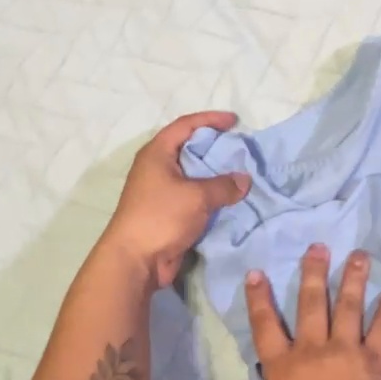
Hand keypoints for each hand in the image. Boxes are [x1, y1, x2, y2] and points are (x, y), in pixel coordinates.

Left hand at [100, 111, 251, 289]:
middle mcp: (156, 167)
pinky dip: (211, 195)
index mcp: (157, 153)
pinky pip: (194, 197)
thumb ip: (223, 185)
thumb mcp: (197, 196)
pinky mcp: (167, 212)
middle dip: (215, 147)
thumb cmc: (161, 217)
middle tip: (240, 148)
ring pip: (193, 175)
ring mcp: (161, 191)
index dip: (210, 120)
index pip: (185, 125)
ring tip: (240, 173)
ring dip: (214, 174)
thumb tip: (244, 180)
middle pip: (189, 148)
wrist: (135, 259)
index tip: (235, 121)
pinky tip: (230, 199)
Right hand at [237, 245, 380, 379]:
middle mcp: (312, 350)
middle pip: (310, 304)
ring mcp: (345, 350)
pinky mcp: (374, 358)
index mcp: (283, 368)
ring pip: (348, 306)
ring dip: (353, 278)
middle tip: (318, 246)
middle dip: (313, 272)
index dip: (259, 298)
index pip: (265, 326)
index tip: (257, 273)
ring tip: (359, 255)